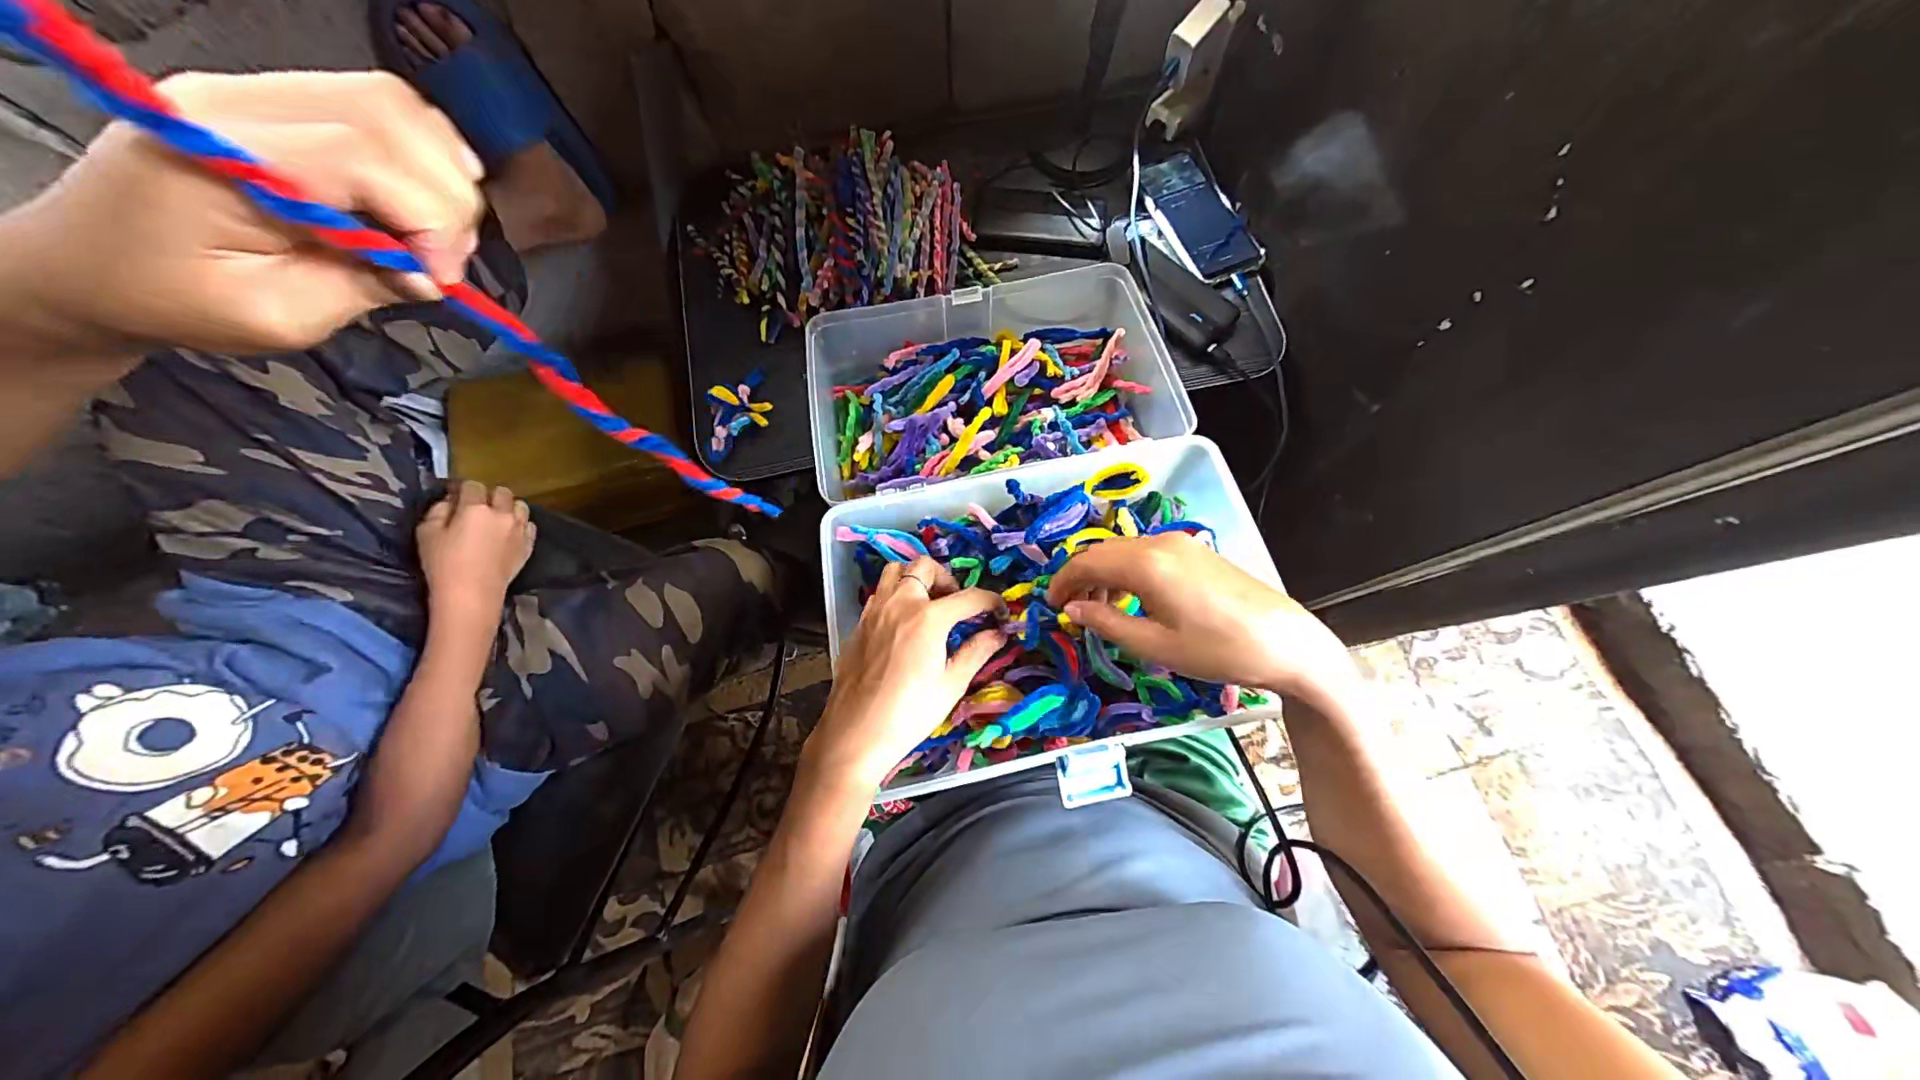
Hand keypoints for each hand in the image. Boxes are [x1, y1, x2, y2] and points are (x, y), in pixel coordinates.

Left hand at [0, 70, 482, 365]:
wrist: (93, 265)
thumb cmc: (174, 299)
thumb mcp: (279, 316)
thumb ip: (363, 287)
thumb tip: (432, 276)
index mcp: (222, 155)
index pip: (363, 157)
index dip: (430, 219)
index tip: (443, 278)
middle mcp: (238, 103)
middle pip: (389, 116)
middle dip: (446, 198)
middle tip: (445, 260)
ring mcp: (257, 93)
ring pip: (394, 104)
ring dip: (441, 172)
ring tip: (440, 233)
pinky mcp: (282, 106)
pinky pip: (379, 108)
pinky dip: (424, 155)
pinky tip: (427, 200)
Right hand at [416, 481, 534, 626]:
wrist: (473, 593)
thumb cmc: (443, 563)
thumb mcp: (426, 532)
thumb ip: (438, 510)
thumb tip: (449, 500)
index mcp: (475, 508)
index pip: (472, 485)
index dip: (463, 489)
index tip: (455, 497)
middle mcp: (503, 513)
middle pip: (502, 492)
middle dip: (489, 496)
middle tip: (477, 508)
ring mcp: (520, 529)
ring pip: (521, 506)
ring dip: (509, 508)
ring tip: (497, 519)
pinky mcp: (529, 544)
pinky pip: (530, 525)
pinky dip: (521, 524)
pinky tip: (509, 533)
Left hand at [811, 557, 1007, 791]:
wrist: (856, 733)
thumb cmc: (909, 713)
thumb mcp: (951, 684)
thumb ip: (976, 652)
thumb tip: (997, 634)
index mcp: (929, 617)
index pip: (969, 597)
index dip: (991, 602)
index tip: (999, 613)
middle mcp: (899, 604)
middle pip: (925, 567)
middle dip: (947, 578)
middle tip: (957, 603)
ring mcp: (874, 611)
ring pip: (895, 572)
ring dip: (916, 579)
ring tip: (929, 605)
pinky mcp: (858, 625)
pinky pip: (879, 594)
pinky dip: (895, 596)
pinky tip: (904, 623)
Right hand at [1046, 533, 1357, 709]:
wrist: (1287, 643)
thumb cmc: (1218, 649)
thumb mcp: (1155, 645)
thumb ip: (1107, 622)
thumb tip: (1072, 609)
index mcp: (1145, 564)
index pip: (1086, 561)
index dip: (1062, 581)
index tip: (1050, 606)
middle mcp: (1160, 543)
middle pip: (1103, 551)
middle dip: (1079, 577)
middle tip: (1070, 610)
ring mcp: (1181, 544)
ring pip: (1125, 551)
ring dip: (1103, 574)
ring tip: (1099, 608)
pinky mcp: (1196, 551)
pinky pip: (1147, 554)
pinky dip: (1127, 572)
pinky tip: (1133, 599)